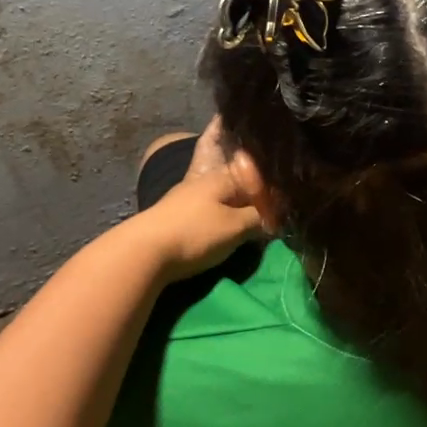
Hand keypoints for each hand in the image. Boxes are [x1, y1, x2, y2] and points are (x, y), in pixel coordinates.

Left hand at [135, 117, 265, 282]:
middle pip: (236, 184)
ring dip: (235, 207)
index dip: (270, 187)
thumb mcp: (236, 227)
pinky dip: (218, 217)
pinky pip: (206, 211)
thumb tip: (276, 215)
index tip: (284, 199)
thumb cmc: (195, 234)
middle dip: (252, 195)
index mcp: (222, 177)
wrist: (143, 251)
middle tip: (271, 210)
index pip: (254, 174)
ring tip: (250, 221)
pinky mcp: (174, 215)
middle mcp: (204, 181)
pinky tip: (223, 229)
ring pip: (220, 198)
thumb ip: (259, 218)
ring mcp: (185, 197)